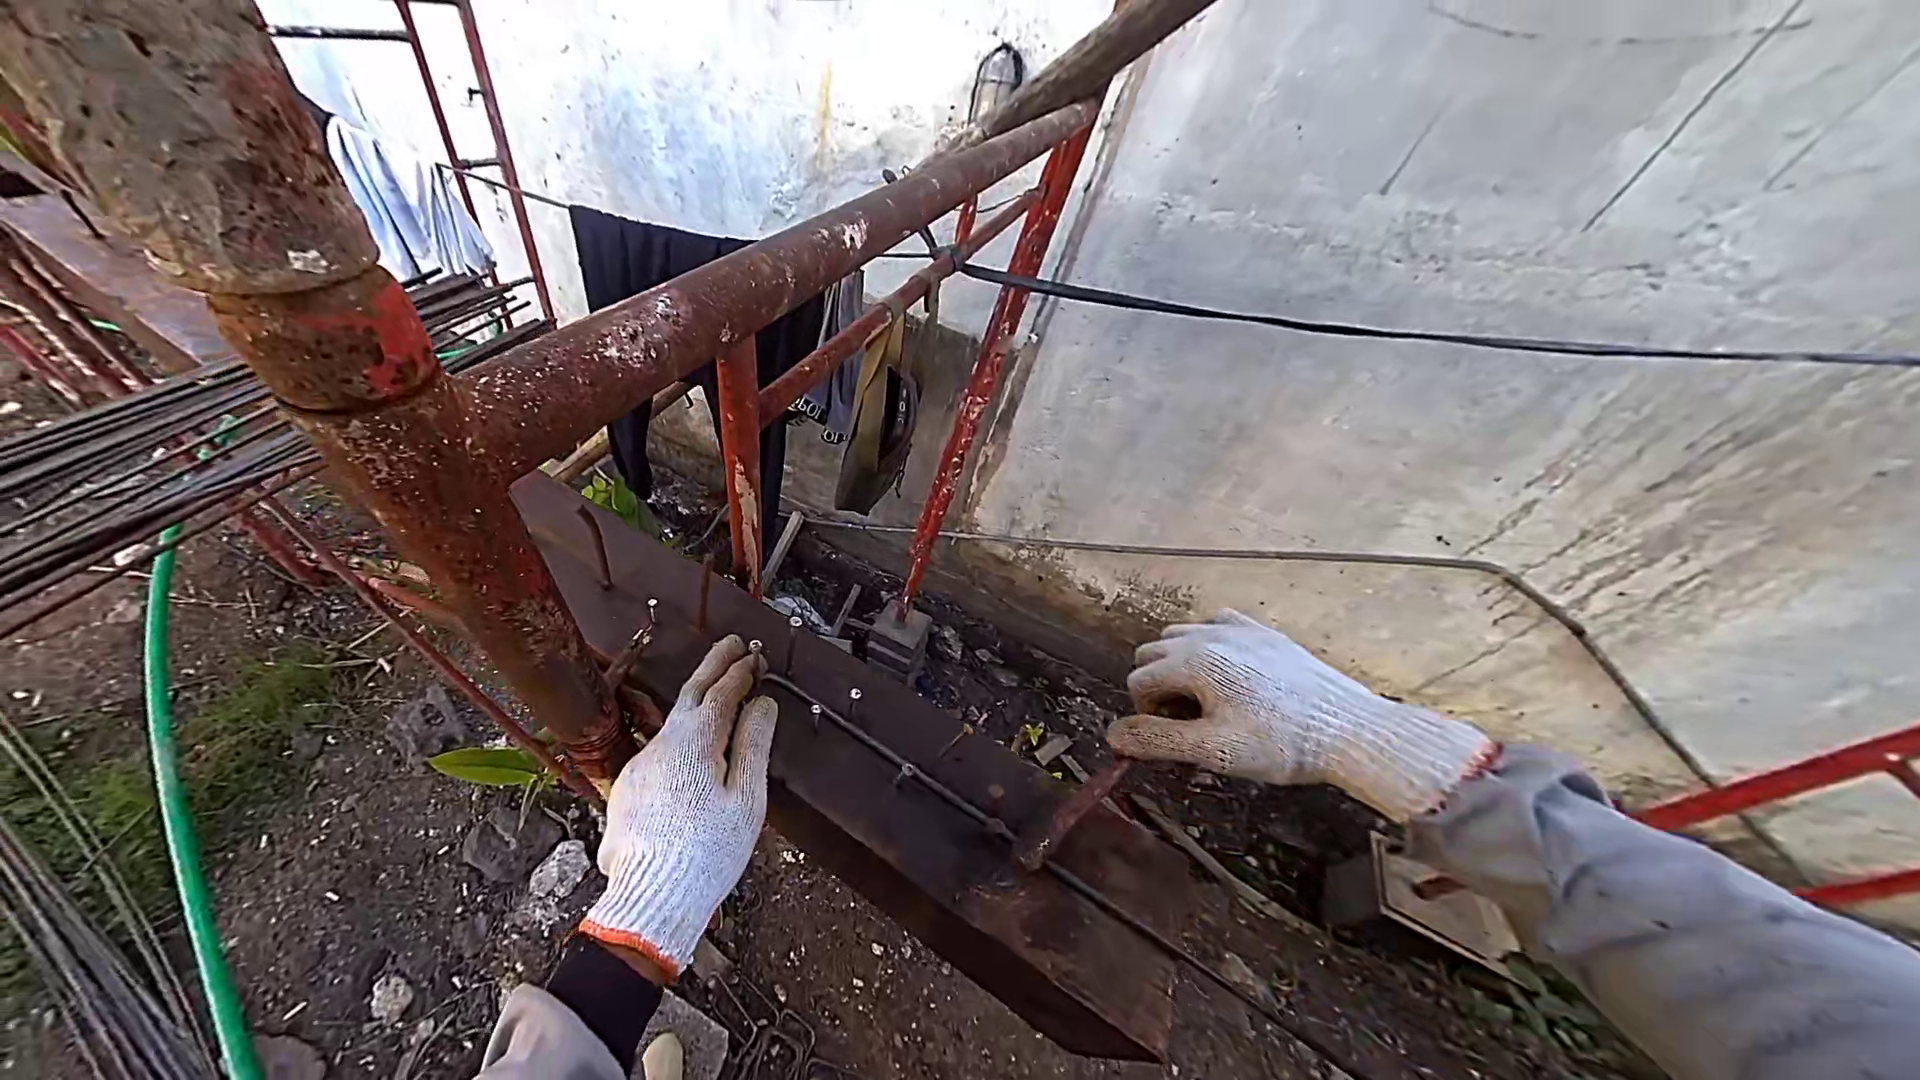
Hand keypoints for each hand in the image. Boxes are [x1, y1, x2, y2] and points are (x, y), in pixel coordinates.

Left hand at [580, 635, 776, 977]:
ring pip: (674, 719)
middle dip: (714, 665)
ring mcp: (641, 765)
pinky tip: (695, 736)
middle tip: (734, 644)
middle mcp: (661, 747)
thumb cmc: (707, 853)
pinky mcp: (630, 785)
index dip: (740, 672)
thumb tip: (762, 703)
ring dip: (699, 697)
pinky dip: (684, 728)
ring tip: (719, 684)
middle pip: (691, 693)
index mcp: (693, 745)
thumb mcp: (746, 798)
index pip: (721, 693)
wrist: (650, 901)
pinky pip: (662, 744)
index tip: (755, 658)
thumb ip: (753, 743)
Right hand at [1107, 610, 1495, 820]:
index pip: (1138, 681)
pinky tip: (1229, 673)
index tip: (1177, 736)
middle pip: (1151, 653)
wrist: (1351, 731)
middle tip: (1189, 720)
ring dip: (1177, 664)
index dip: (1147, 714)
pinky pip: (1214, 624)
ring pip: (1178, 635)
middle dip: (1157, 687)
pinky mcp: (1260, 630)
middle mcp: (1206, 635)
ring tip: (1207, 699)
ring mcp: (1235, 628)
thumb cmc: (1281, 744)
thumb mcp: (1214, 751)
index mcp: (1191, 662)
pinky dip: (1207, 644)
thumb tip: (1112, 735)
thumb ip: (1158, 740)